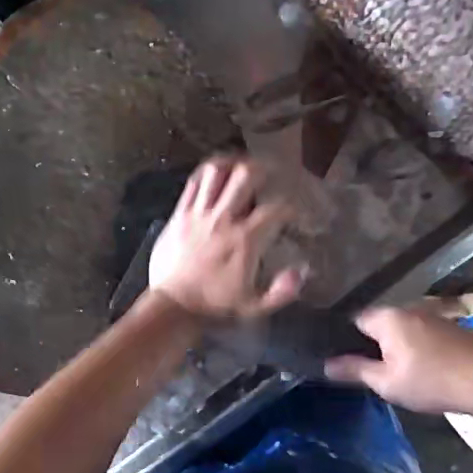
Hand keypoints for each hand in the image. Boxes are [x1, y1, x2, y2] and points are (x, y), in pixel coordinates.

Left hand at [148, 156, 304, 320]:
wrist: (171, 306)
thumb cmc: (214, 307)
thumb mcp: (254, 308)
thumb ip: (282, 292)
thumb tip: (302, 272)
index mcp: (246, 240)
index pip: (277, 208)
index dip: (292, 207)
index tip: (293, 216)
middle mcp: (223, 220)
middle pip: (246, 176)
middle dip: (263, 170)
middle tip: (269, 174)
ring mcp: (199, 214)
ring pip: (216, 172)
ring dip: (232, 165)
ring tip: (240, 167)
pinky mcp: (179, 215)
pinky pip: (193, 183)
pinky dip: (206, 173)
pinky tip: (214, 174)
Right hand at [324, 304, 472, 413]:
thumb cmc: (433, 381)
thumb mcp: (387, 382)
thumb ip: (354, 370)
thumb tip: (325, 364)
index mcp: (386, 317)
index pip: (350, 320)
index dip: (342, 338)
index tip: (339, 357)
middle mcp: (405, 308)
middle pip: (375, 322)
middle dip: (367, 341)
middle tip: (363, 366)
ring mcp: (430, 314)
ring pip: (398, 327)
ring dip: (391, 343)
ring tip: (388, 366)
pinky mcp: (448, 325)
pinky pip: (417, 330)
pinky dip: (411, 343)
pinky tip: (414, 362)